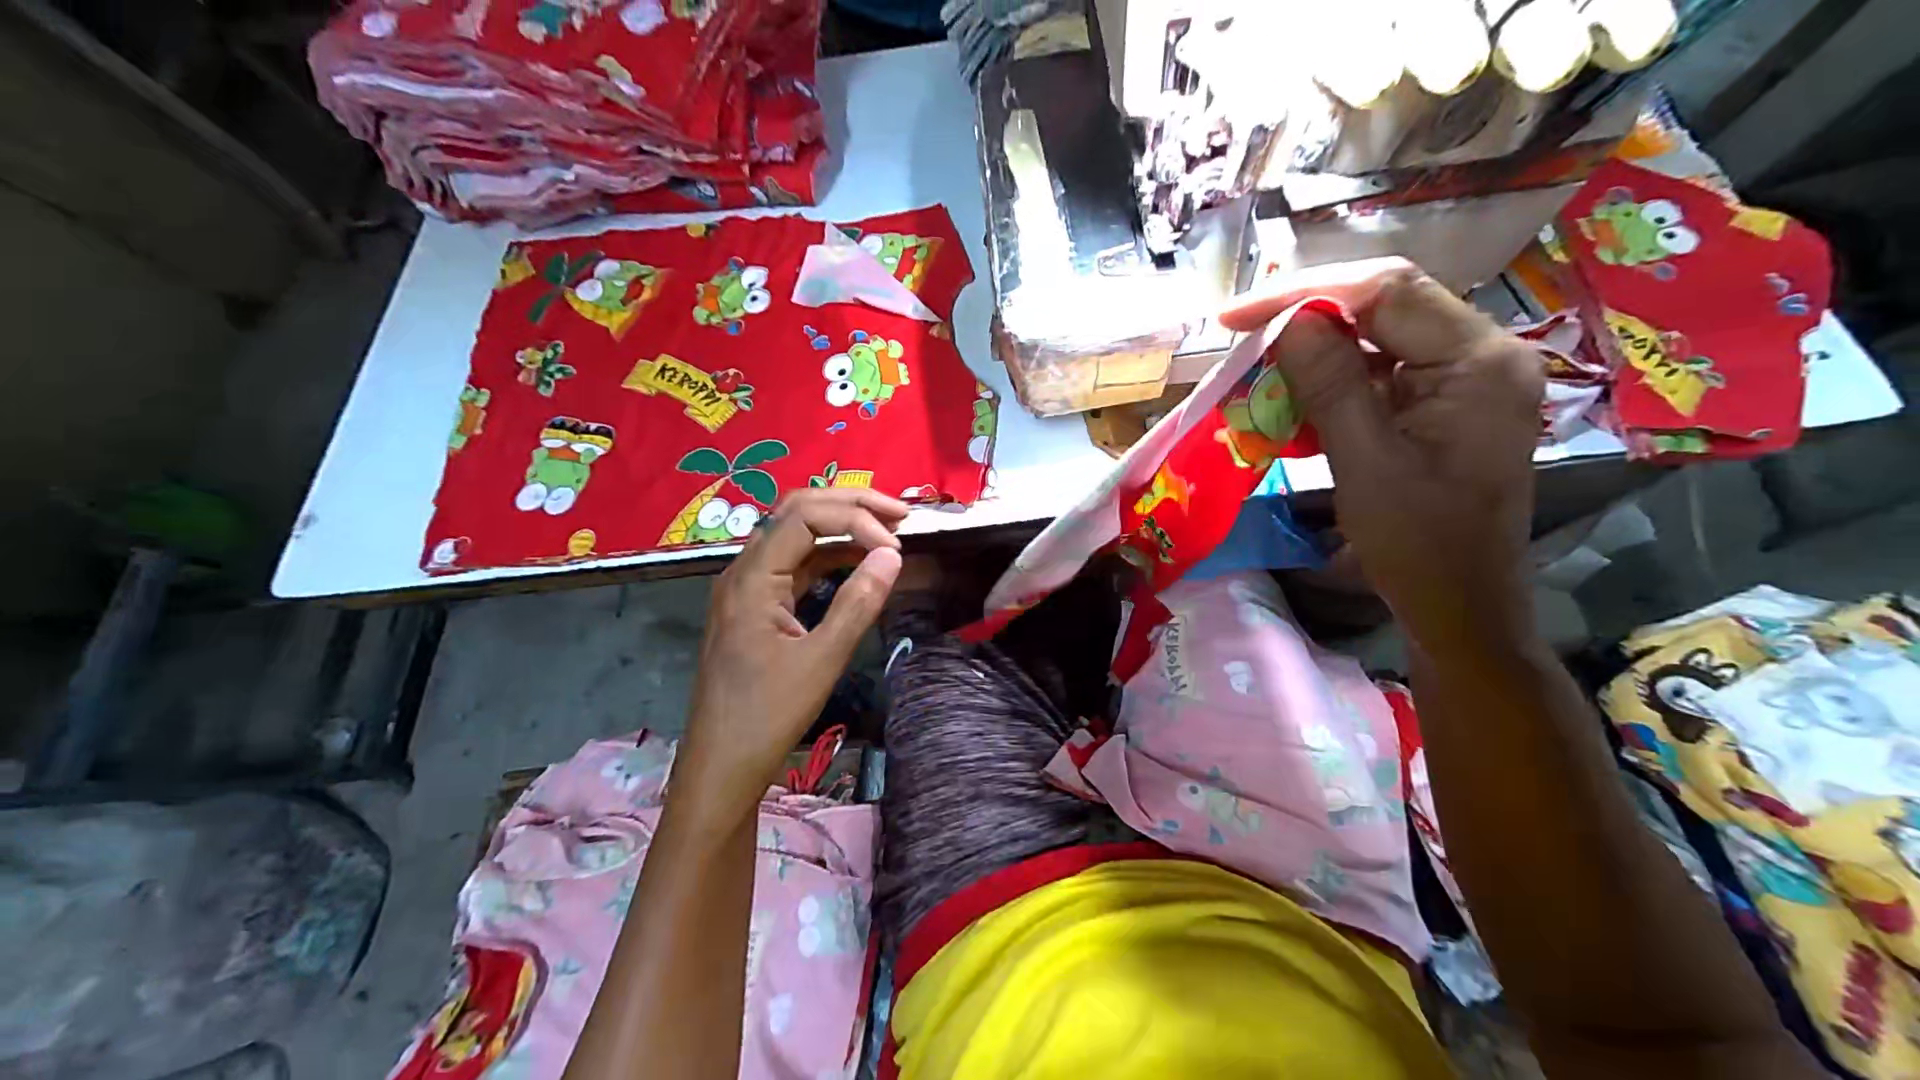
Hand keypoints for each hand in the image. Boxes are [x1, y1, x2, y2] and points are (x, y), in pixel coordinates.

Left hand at [677, 489, 906, 814]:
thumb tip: (893, 554)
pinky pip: (793, 566)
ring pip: (795, 537)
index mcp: (751, 577)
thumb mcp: (821, 660)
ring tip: (887, 529)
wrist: (721, 765)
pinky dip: (828, 557)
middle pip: (796, 512)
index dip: (855, 518)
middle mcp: (743, 571)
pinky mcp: (756, 608)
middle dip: (849, 505)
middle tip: (900, 512)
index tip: (896, 545)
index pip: (804, 515)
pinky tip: (858, 562)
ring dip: (840, 527)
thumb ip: (858, 603)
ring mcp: (747, 589)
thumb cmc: (767, 715)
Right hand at [1220, 258, 1545, 653]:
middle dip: (1307, 318)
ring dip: (1316, 353)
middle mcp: (1483, 355)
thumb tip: (1288, 322)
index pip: (1386, 291)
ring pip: (1379, 338)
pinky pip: (1382, 374)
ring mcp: (1466, 380)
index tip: (1236, 316)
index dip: (1305, 294)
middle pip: (1385, 306)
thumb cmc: (1418, 544)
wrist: (1461, 606)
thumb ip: (1331, 384)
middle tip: (1242, 336)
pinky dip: (1334, 384)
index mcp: (1478, 362)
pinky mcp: (1445, 405)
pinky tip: (1295, 403)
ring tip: (1260, 371)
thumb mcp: (1364, 462)